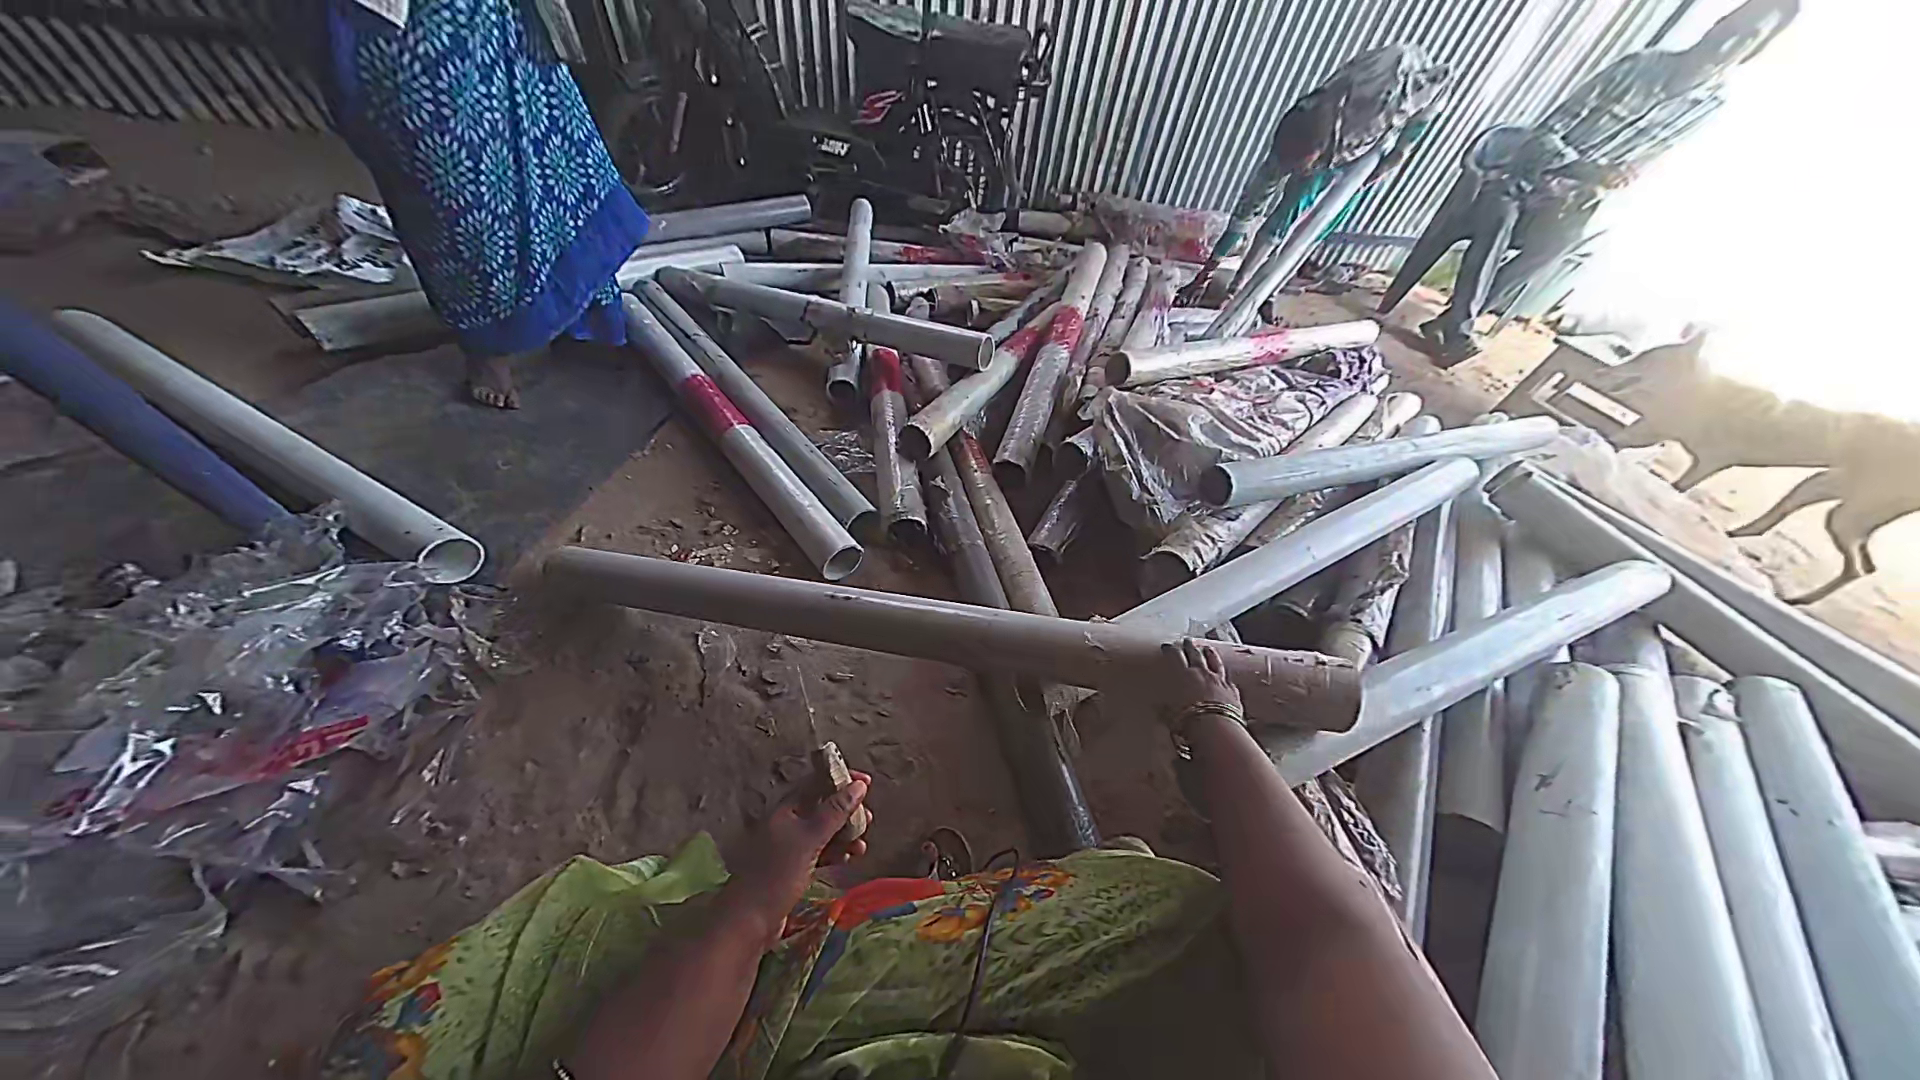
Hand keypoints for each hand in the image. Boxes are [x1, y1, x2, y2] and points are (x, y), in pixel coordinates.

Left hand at [725, 772, 872, 937]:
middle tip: (867, 817)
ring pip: (824, 831)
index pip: (817, 783)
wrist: (749, 922)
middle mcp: (788, 823)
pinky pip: (821, 852)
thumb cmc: (777, 874)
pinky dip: (836, 852)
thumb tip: (859, 785)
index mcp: (786, 809)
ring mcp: (791, 846)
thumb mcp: (810, 839)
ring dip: (844, 834)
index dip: (841, 779)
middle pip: (823, 807)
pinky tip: (849, 858)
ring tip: (861, 843)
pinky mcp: (795, 868)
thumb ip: (835, 811)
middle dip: (847, 811)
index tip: (866, 781)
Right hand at [1160, 639, 1242, 718]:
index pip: (1175, 657)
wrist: (1216, 728)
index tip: (1168, 645)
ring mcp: (1218, 680)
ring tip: (1207, 648)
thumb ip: (1164, 708)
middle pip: (1195, 654)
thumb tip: (1157, 707)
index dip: (1171, 650)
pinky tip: (1225, 676)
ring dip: (1210, 654)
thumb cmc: (1188, 720)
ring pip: (1214, 662)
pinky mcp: (1232, 690)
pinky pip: (1228, 679)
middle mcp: (1201, 673)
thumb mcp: (1169, 715)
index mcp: (1182, 675)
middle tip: (1187, 640)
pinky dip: (1224, 676)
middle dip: (1190, 646)